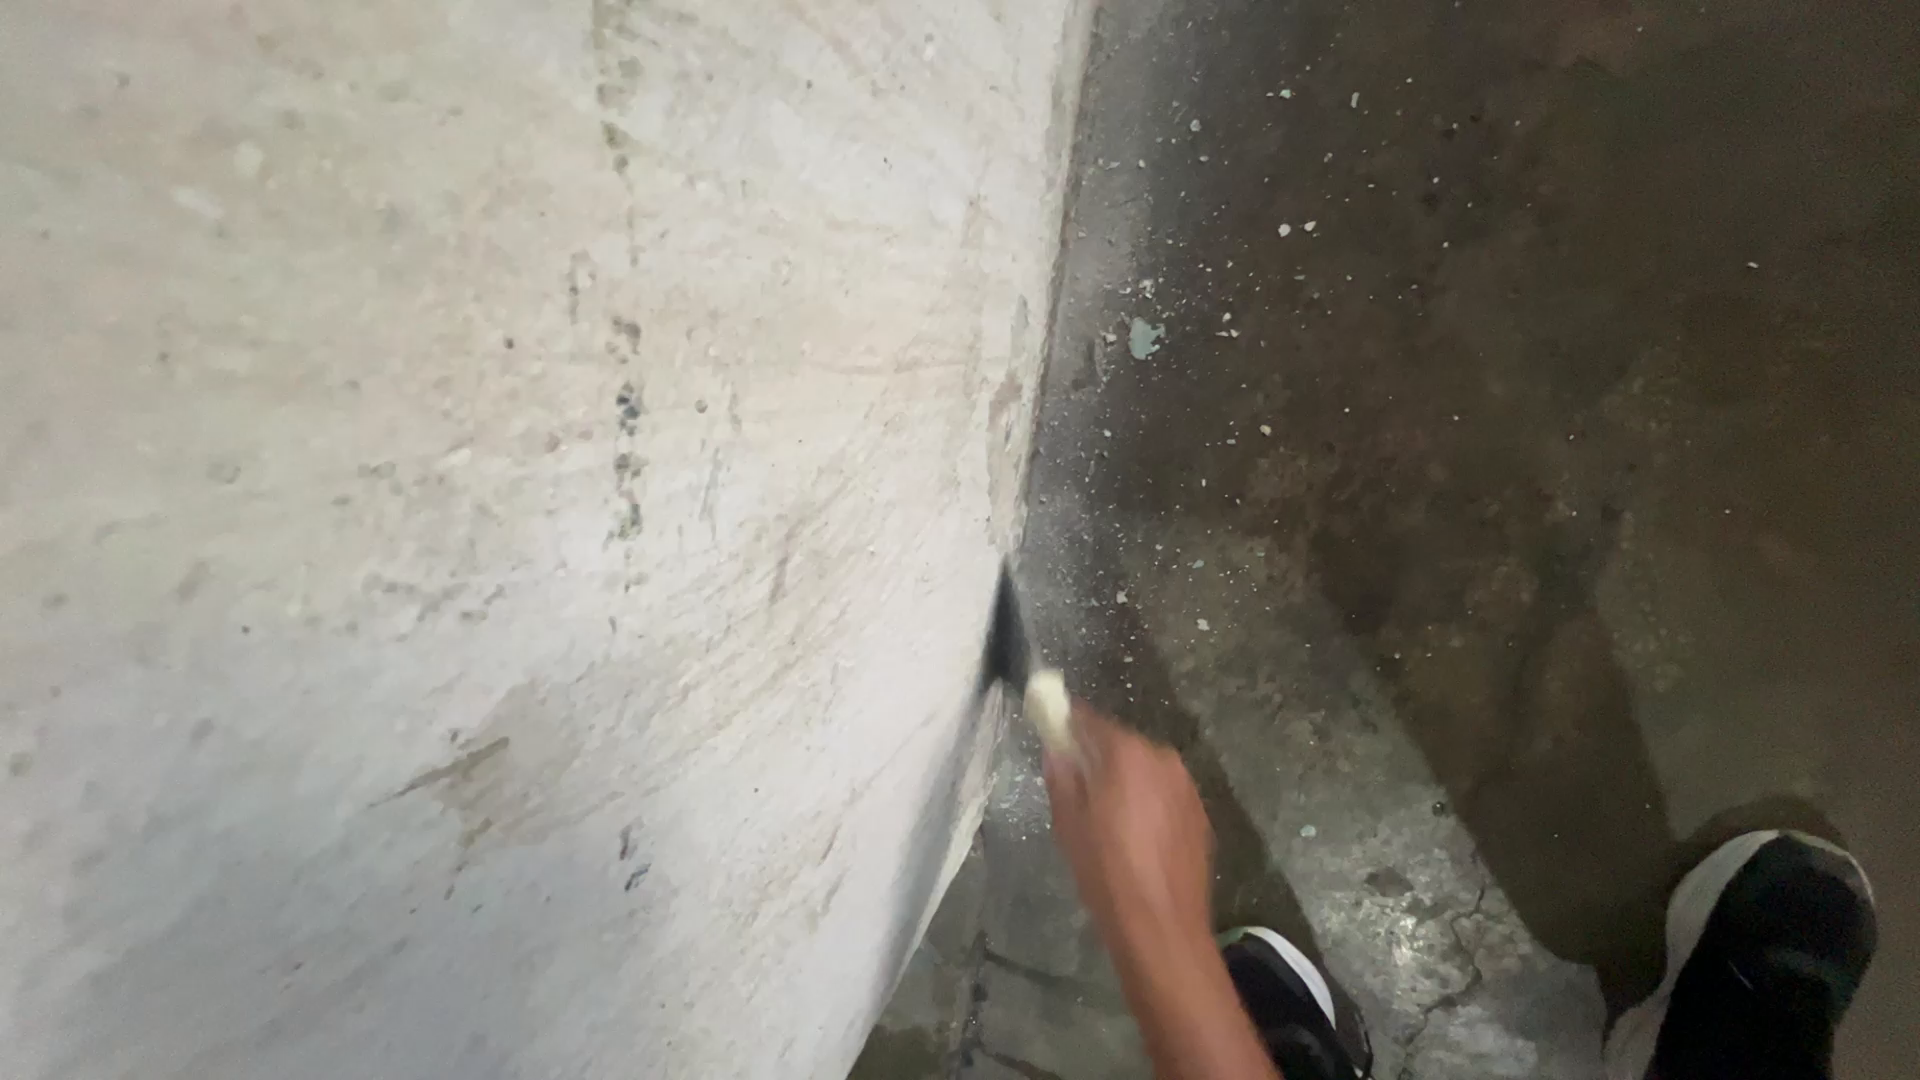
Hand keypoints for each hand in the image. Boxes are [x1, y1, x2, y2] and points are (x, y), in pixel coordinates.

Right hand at [1043, 699, 1214, 962]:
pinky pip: (1164, 790)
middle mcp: (1161, 757)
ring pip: (1144, 767)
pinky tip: (1137, 832)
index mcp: (1126, 753)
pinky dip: (1148, 798)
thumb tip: (1056, 749)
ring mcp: (1185, 784)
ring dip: (1125, 777)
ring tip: (1108, 813)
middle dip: (1098, 755)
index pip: (1089, 720)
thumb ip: (1061, 774)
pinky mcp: (1200, 811)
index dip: (1068, 723)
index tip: (1052, 729)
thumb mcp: (1068, 822)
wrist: (1162, 927)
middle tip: (1078, 782)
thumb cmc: (1106, 871)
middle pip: (1120, 742)